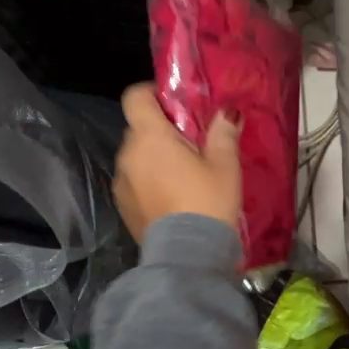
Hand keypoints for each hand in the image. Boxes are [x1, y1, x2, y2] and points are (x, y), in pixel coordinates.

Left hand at [113, 84, 242, 240]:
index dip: (152, 94)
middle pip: (138, 129)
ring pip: (136, 158)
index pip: (135, 97)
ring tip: (181, 179)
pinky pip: (134, 183)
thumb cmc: (208, 202)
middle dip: (160, 133)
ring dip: (154, 160)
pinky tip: (171, 200)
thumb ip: (223, 133)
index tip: (173, 104)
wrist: (188, 255)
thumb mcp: (225, 166)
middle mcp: (128, 154)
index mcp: (150, 136)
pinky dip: (149, 183)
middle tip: (190, 147)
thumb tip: (227, 112)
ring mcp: (121, 182)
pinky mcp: (122, 206)